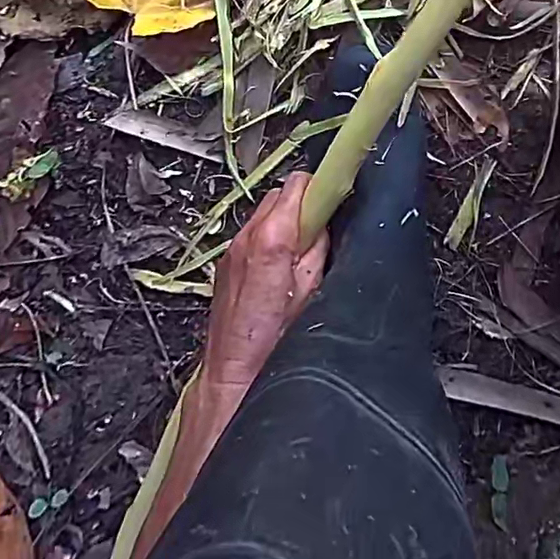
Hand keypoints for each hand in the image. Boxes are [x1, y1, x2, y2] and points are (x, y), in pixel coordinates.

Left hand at [197, 171, 328, 399]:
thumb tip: (326, 225)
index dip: (320, 189)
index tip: (332, 194)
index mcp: (271, 238)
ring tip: (296, 257)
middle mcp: (246, 236)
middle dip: (304, 207)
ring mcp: (232, 247)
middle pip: (282, 193)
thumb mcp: (313, 291)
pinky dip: (269, 239)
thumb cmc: (270, 344)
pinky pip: (253, 233)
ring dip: (285, 223)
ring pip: (266, 212)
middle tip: (317, 235)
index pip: (299, 184)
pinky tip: (278, 270)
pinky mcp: (226, 260)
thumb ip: (319, 249)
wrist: (232, 374)